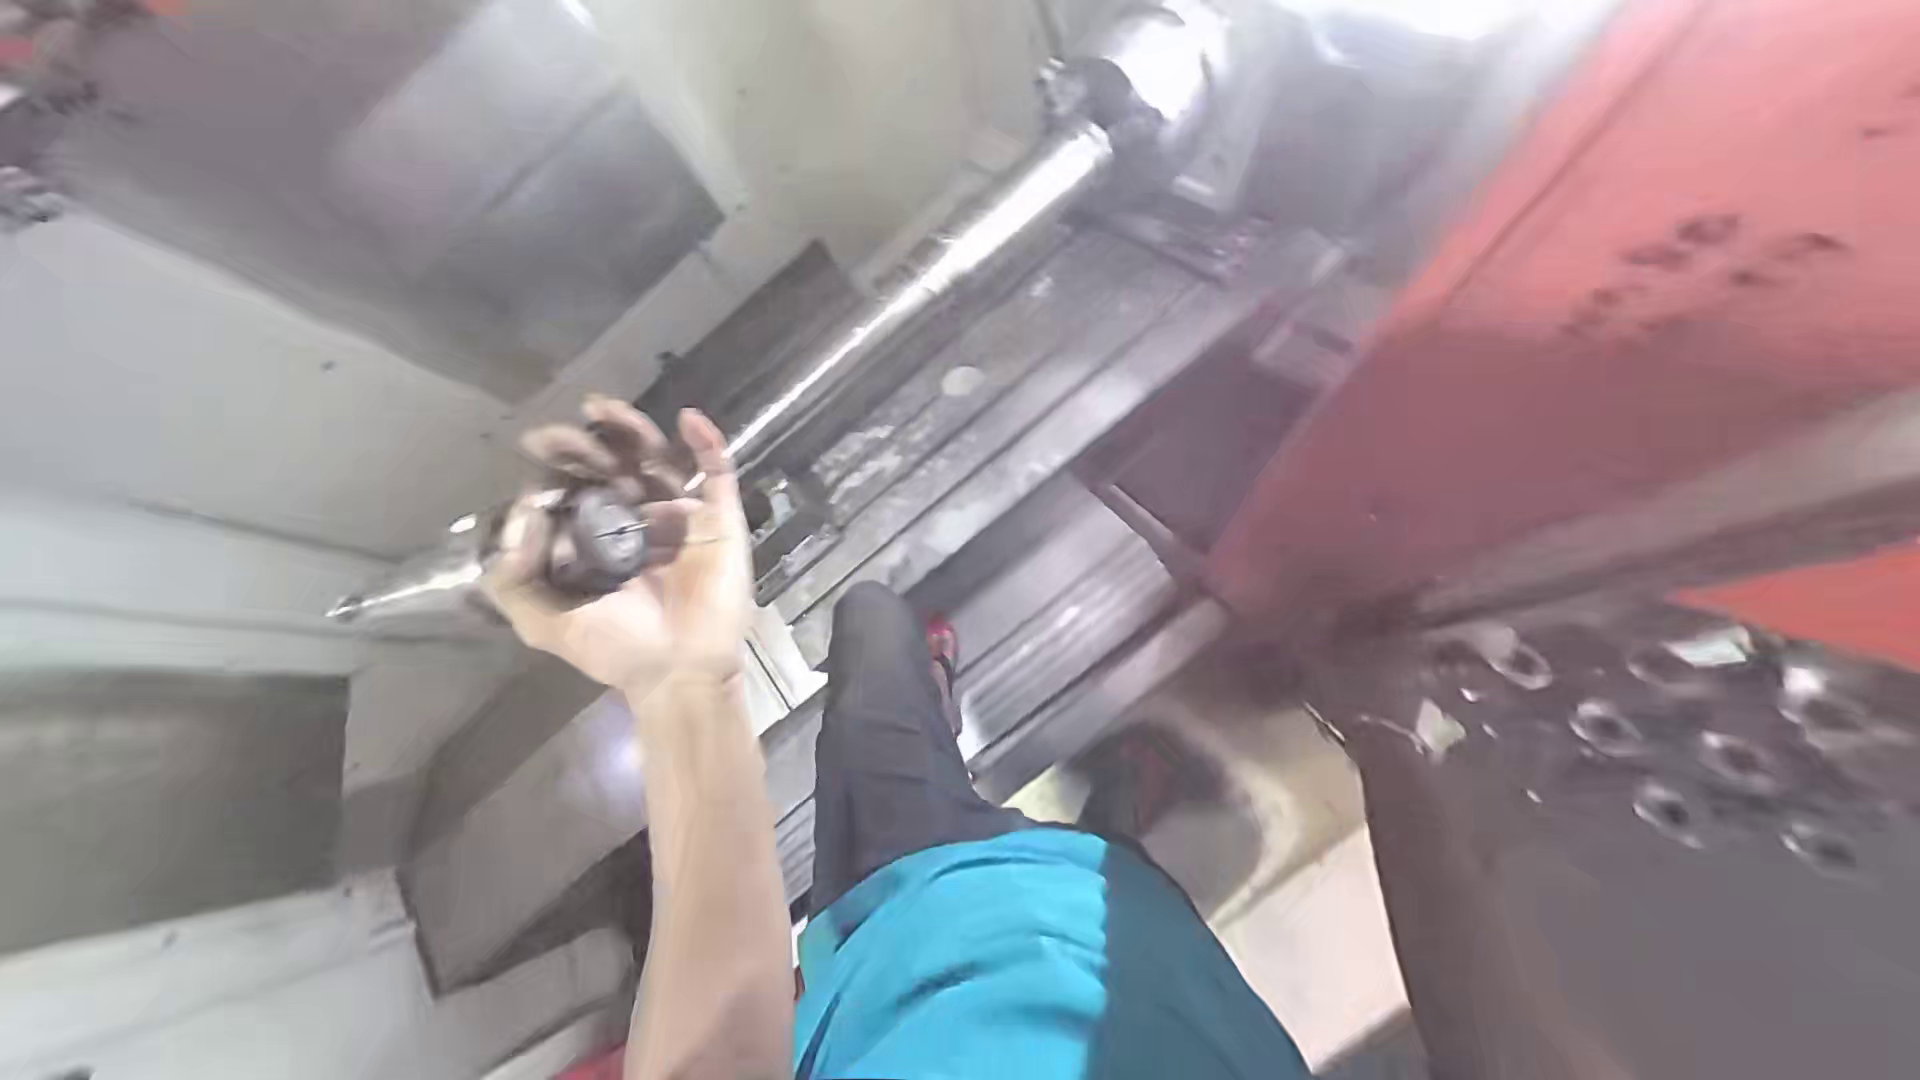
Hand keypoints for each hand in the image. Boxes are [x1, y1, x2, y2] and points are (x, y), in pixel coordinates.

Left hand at [484, 397, 751, 690]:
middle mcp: (643, 524)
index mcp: (606, 543)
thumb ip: (515, 579)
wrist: (679, 671)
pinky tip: (690, 417)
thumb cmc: (619, 650)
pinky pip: (719, 473)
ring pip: (664, 462)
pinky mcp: (722, 521)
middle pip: (620, 468)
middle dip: (587, 445)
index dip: (559, 468)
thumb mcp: (546, 622)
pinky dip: (709, 443)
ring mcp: (685, 519)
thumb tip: (525, 512)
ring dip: (635, 431)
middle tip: (557, 436)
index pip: (583, 491)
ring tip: (603, 410)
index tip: (535, 456)